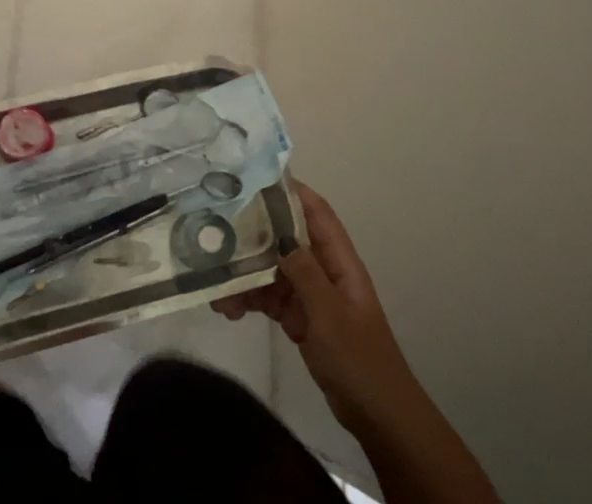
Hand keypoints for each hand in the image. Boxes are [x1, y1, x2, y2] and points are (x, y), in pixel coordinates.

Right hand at [212, 181, 410, 438]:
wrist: (377, 412)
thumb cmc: (359, 358)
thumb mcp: (329, 313)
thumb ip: (304, 271)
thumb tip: (278, 230)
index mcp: (340, 262)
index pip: (316, 213)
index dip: (290, 191)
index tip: (253, 178)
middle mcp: (324, 270)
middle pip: (285, 239)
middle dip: (253, 236)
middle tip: (215, 230)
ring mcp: (310, 294)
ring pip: (271, 270)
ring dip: (244, 275)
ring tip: (216, 288)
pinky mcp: (299, 317)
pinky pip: (268, 298)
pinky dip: (248, 300)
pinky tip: (227, 309)